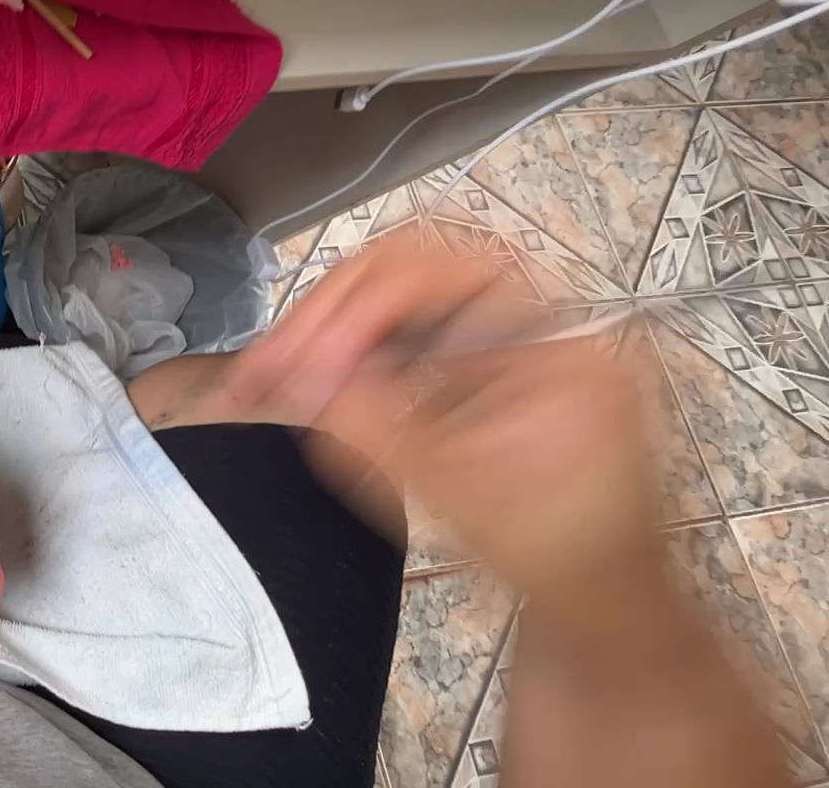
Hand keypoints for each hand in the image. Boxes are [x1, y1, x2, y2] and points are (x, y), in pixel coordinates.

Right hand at [227, 235, 658, 600]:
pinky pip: (386, 325)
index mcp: (547, 339)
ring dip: (316, 327)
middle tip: (267, 363)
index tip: (305, 363)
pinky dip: (335, 345)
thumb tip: (290, 373)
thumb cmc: (545, 545)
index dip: (354, 310)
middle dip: (319, 315)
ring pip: (380, 292)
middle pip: (395, 273)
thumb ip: (363, 419)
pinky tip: (300, 375)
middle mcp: (522, 319)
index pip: (432, 277)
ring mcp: (492, 333)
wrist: (592, 586)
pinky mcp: (464, 354)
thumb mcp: (446, 483)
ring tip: (269, 370)